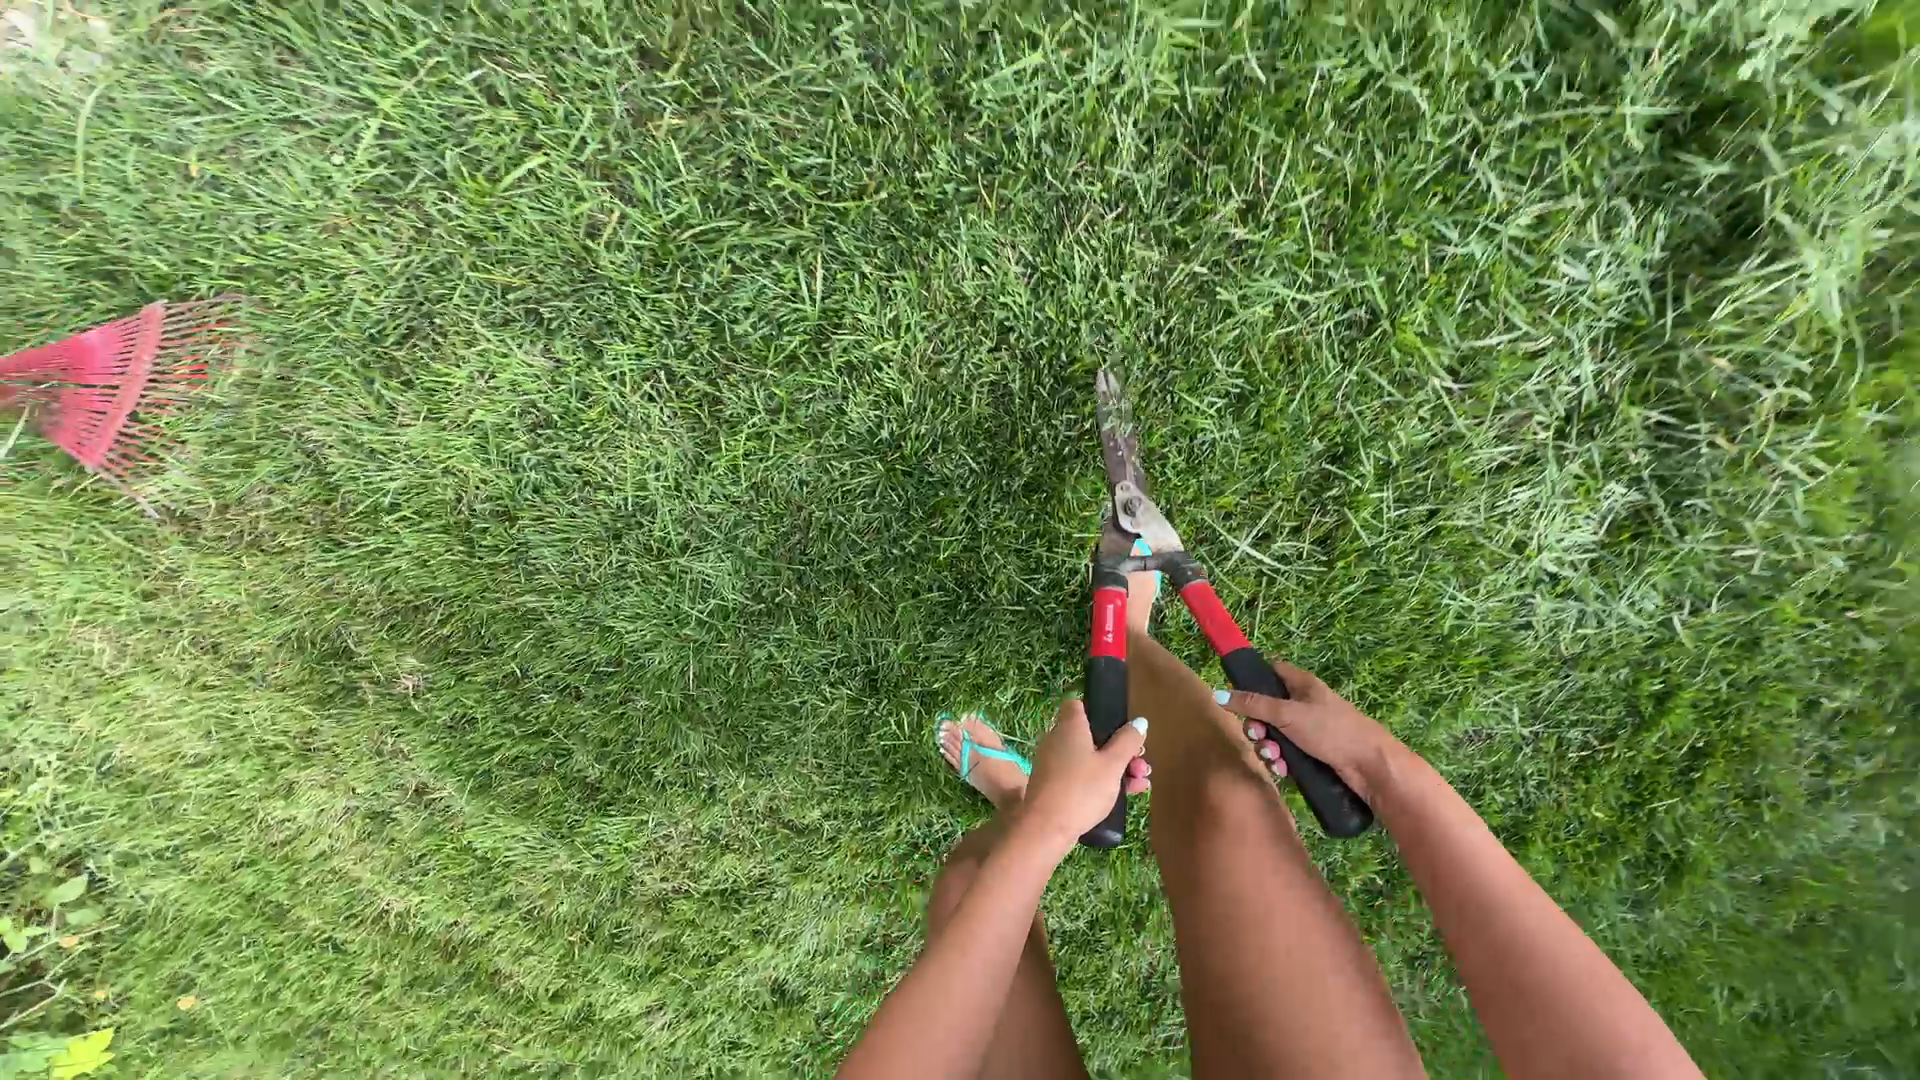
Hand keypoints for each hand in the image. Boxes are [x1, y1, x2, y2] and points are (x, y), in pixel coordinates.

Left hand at [1017, 699, 1149, 849]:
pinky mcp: (1054, 784)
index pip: (1078, 705)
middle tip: (1141, 763)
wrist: (1046, 827)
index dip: (1099, 711)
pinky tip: (1128, 794)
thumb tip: (1139, 722)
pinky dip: (1102, 780)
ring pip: (1090, 757)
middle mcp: (1058, 739)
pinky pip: (1082, 774)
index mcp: (1070, 726)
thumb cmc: (1082, 789)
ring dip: (1116, 767)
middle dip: (1120, 748)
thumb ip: (1127, 742)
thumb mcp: (1112, 765)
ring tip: (1141, 782)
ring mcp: (1054, 763)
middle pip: (1092, 735)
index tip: (1120, 728)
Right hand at [1215, 660, 1404, 800]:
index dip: (1253, 681)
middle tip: (1258, 735)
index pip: (1272, 671)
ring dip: (1268, 746)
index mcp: (1302, 685)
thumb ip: (1251, 704)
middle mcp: (1305, 703)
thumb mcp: (1287, 714)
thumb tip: (1216, 694)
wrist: (1372, 767)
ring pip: (1276, 733)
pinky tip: (1282, 770)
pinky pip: (1288, 753)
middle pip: (1267, 708)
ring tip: (1274, 759)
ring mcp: (1311, 729)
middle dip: (1257, 725)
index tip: (1238, 696)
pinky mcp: (1315, 752)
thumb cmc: (1331, 730)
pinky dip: (1281, 760)